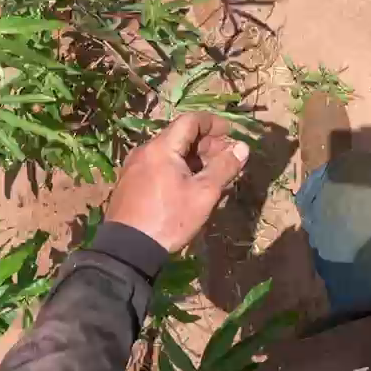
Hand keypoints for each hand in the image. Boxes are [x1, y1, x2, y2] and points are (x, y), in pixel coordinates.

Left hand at [103, 113, 249, 252]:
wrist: (128, 249)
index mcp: (161, 147)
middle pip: (179, 135)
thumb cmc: (169, 218)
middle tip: (226, 156)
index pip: (190, 121)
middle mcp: (145, 150)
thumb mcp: (203, 194)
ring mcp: (134, 167)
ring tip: (211, 173)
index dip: (213, 123)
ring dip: (192, 157)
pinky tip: (189, 184)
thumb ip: (224, 167)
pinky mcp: (130, 183)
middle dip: (205, 142)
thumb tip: (242, 147)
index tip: (230, 133)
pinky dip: (177, 166)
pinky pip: (159, 164)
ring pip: (169, 151)